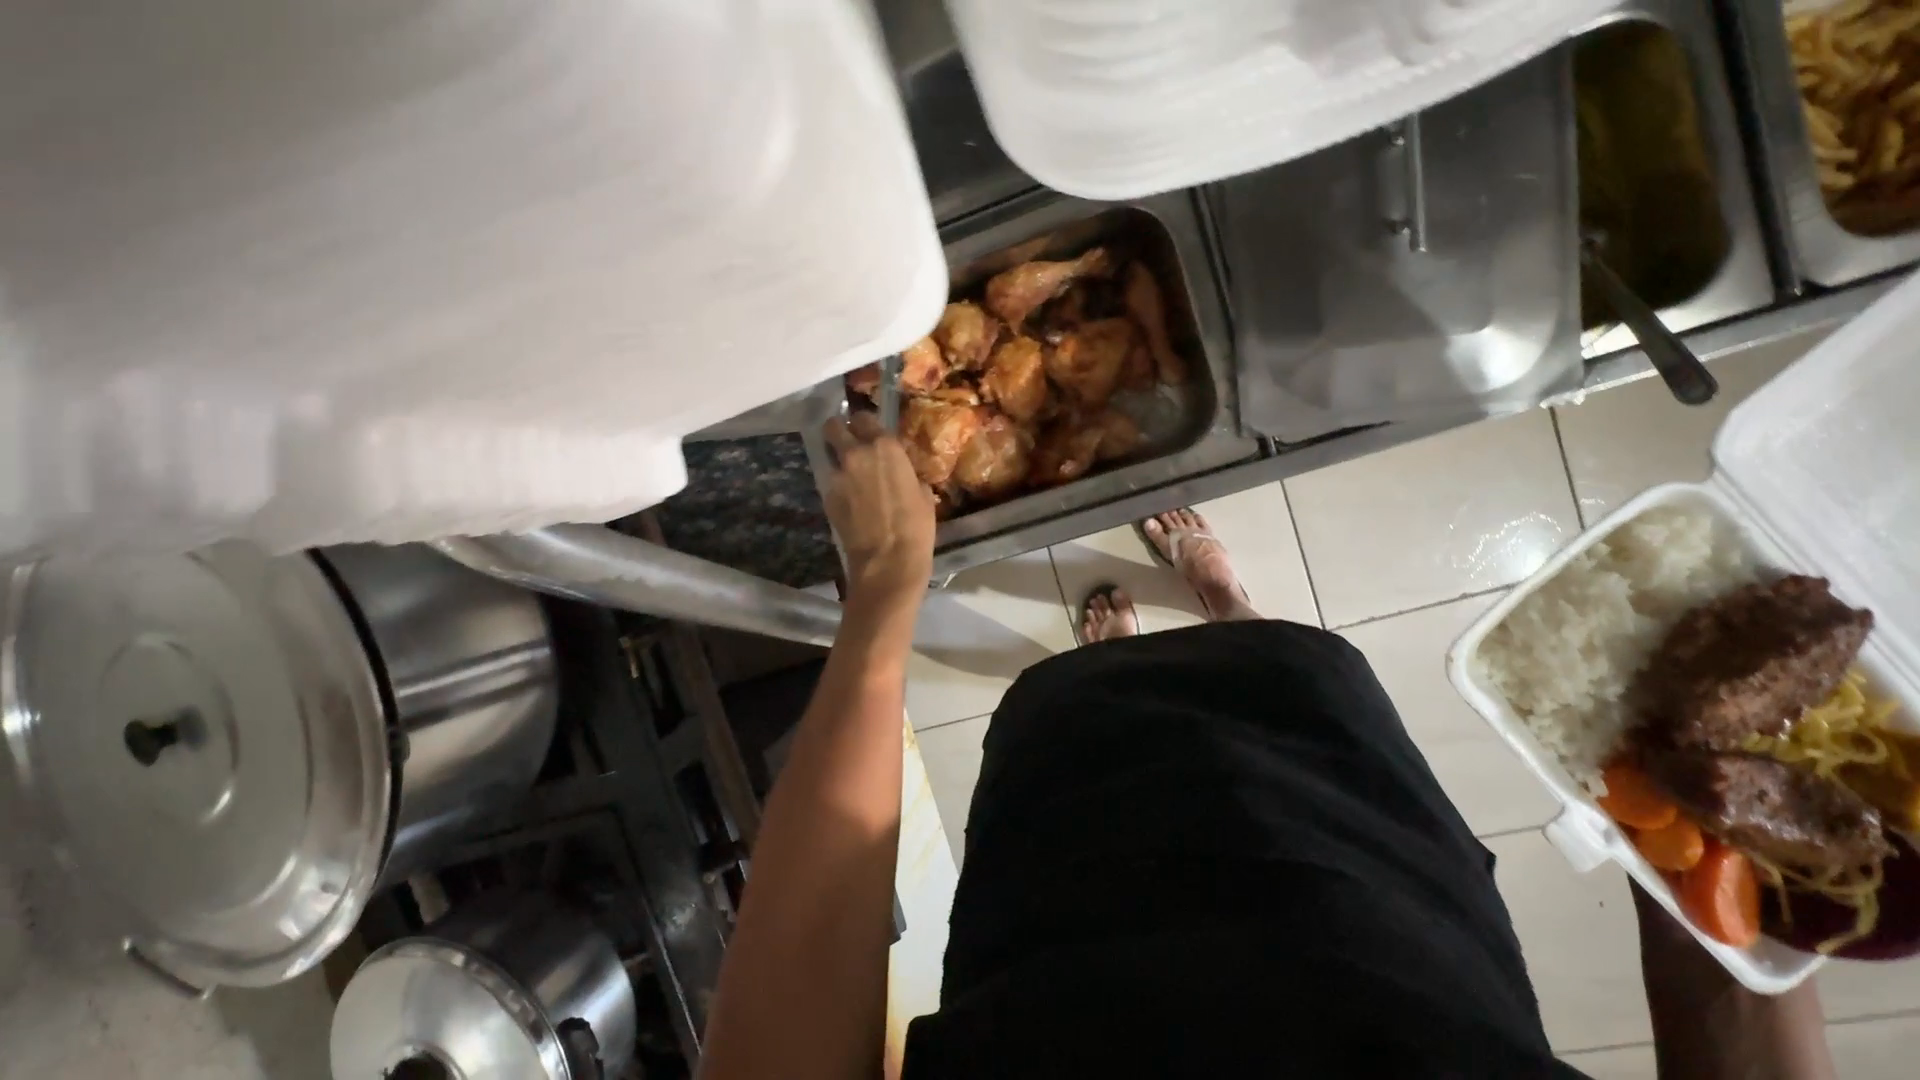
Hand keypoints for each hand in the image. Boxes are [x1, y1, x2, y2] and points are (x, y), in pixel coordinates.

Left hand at [822, 413, 935, 609]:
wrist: (887, 560)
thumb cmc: (916, 527)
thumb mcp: (922, 494)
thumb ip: (906, 473)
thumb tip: (901, 472)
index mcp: (885, 447)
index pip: (865, 418)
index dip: (865, 425)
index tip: (868, 433)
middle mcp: (856, 453)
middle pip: (833, 427)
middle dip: (839, 431)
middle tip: (848, 443)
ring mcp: (837, 475)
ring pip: (828, 454)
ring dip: (836, 460)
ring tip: (849, 475)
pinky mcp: (826, 496)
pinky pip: (830, 481)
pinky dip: (837, 486)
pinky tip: (849, 502)